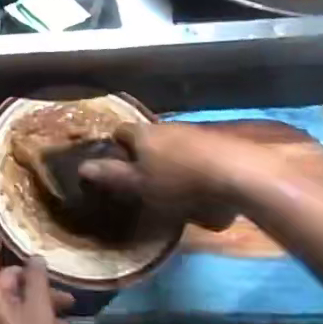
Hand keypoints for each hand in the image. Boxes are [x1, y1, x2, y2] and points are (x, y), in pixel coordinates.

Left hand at [0, 232, 71, 323]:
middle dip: (33, 280)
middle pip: (5, 282)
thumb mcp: (39, 312)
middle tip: (61, 287)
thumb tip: (33, 257)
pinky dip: (36, 318)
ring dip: (39, 301)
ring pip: (15, 303)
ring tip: (69, 309)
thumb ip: (36, 281)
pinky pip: (17, 321)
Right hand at [77, 120, 322, 228]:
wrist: (241, 175)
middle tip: (147, 186)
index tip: (116, 167)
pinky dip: (200, 174)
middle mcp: (167, 126)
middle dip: (147, 159)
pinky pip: (202, 159)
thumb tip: (81, 167)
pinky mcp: (223, 145)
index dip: (115, 148)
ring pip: (177, 149)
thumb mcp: (138, 185)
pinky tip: (207, 197)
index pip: (120, 132)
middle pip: (150, 140)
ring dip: (175, 167)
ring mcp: (197, 133)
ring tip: (179, 196)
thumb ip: (110, 177)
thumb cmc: (179, 181)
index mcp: (142, 133)